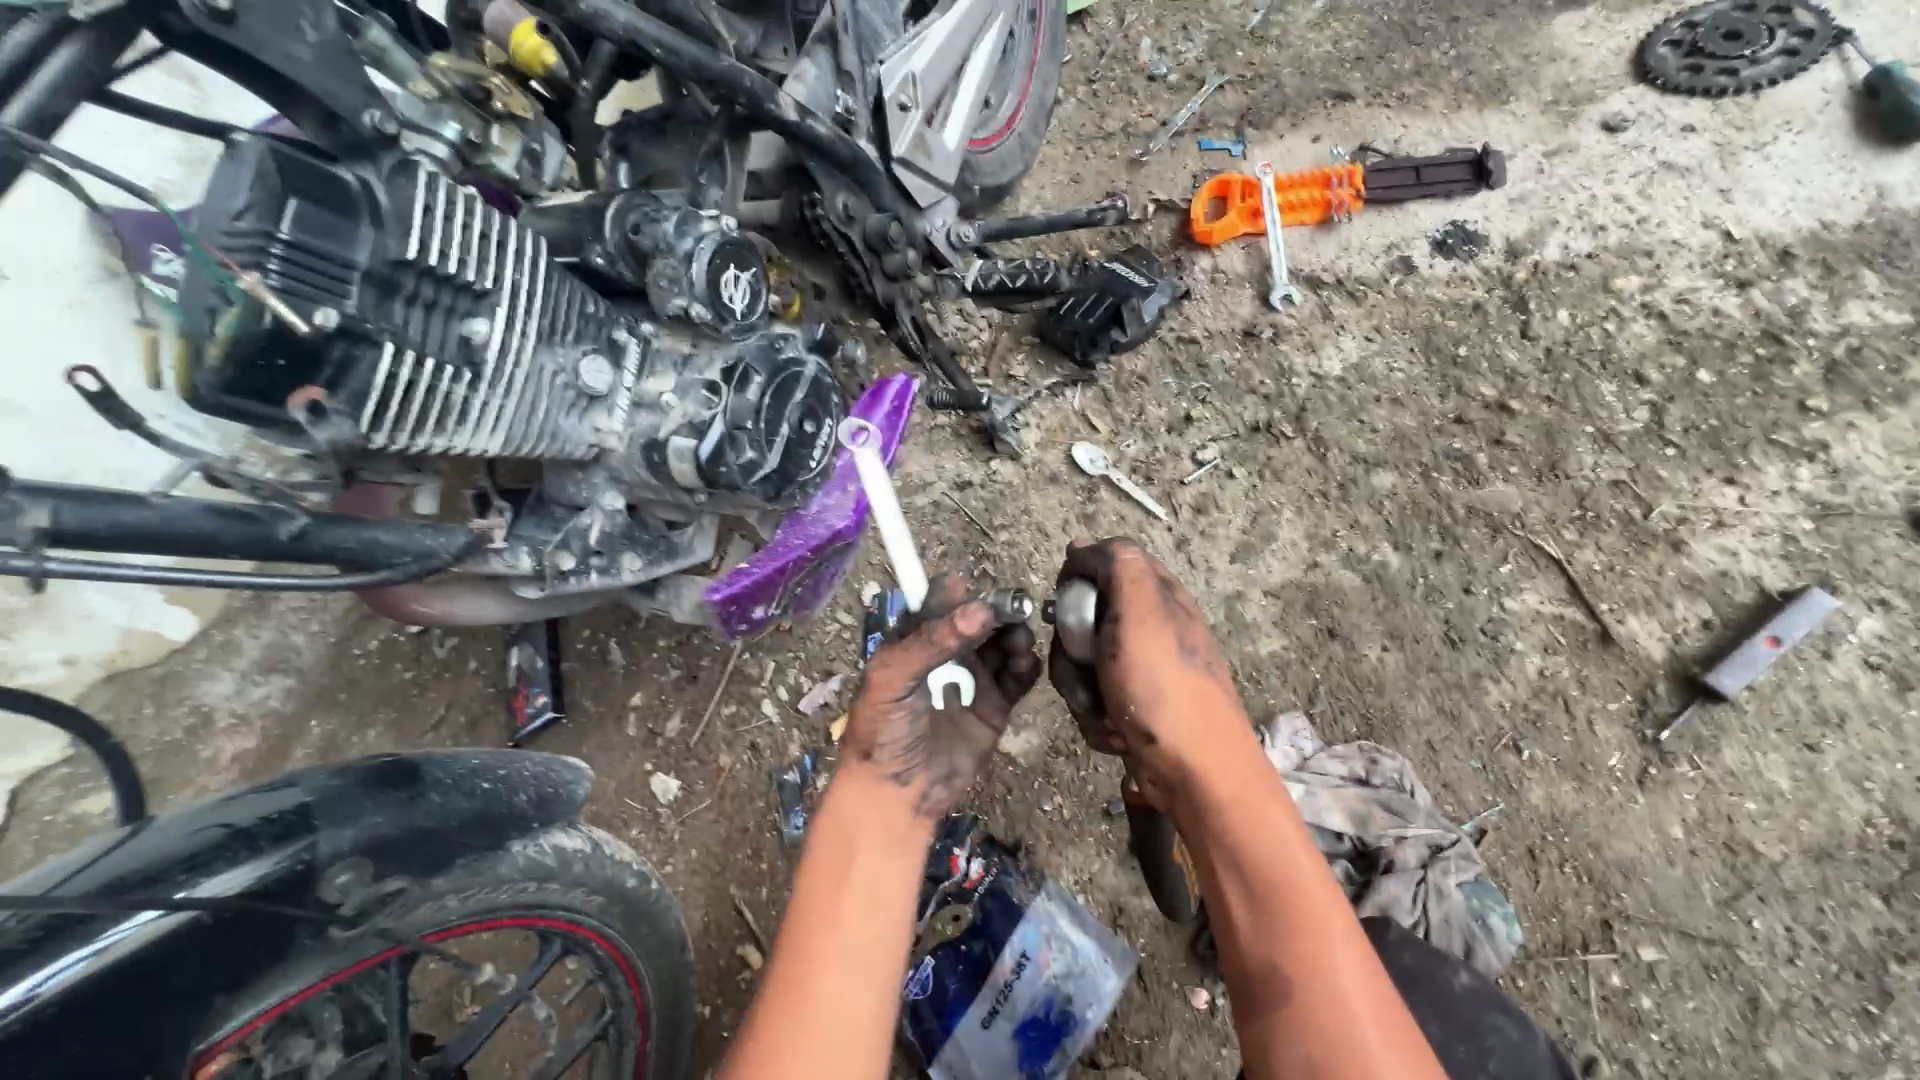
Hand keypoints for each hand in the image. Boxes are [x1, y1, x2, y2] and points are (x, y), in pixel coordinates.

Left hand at [840, 575, 1040, 819]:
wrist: (895, 794)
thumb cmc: (882, 730)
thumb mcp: (892, 678)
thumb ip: (931, 641)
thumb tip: (979, 610)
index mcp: (913, 641)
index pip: (940, 604)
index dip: (960, 595)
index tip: (978, 594)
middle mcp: (945, 655)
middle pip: (979, 621)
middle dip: (997, 612)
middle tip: (1013, 611)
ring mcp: (971, 681)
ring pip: (1001, 645)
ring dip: (1014, 635)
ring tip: (1019, 640)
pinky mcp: (993, 708)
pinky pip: (1016, 679)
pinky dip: (1025, 666)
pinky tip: (1025, 662)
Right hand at [1048, 538, 1251, 807]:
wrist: (1194, 769)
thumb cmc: (1164, 685)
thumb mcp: (1141, 609)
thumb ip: (1115, 564)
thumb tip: (1081, 546)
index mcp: (1155, 595)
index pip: (1101, 563)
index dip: (1076, 584)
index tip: (1070, 611)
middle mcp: (1147, 628)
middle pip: (1080, 620)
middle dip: (1073, 651)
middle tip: (1089, 668)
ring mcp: (1138, 670)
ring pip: (1079, 665)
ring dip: (1082, 692)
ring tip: (1105, 712)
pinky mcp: (1129, 707)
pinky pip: (1090, 701)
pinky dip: (1096, 719)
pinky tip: (1116, 733)